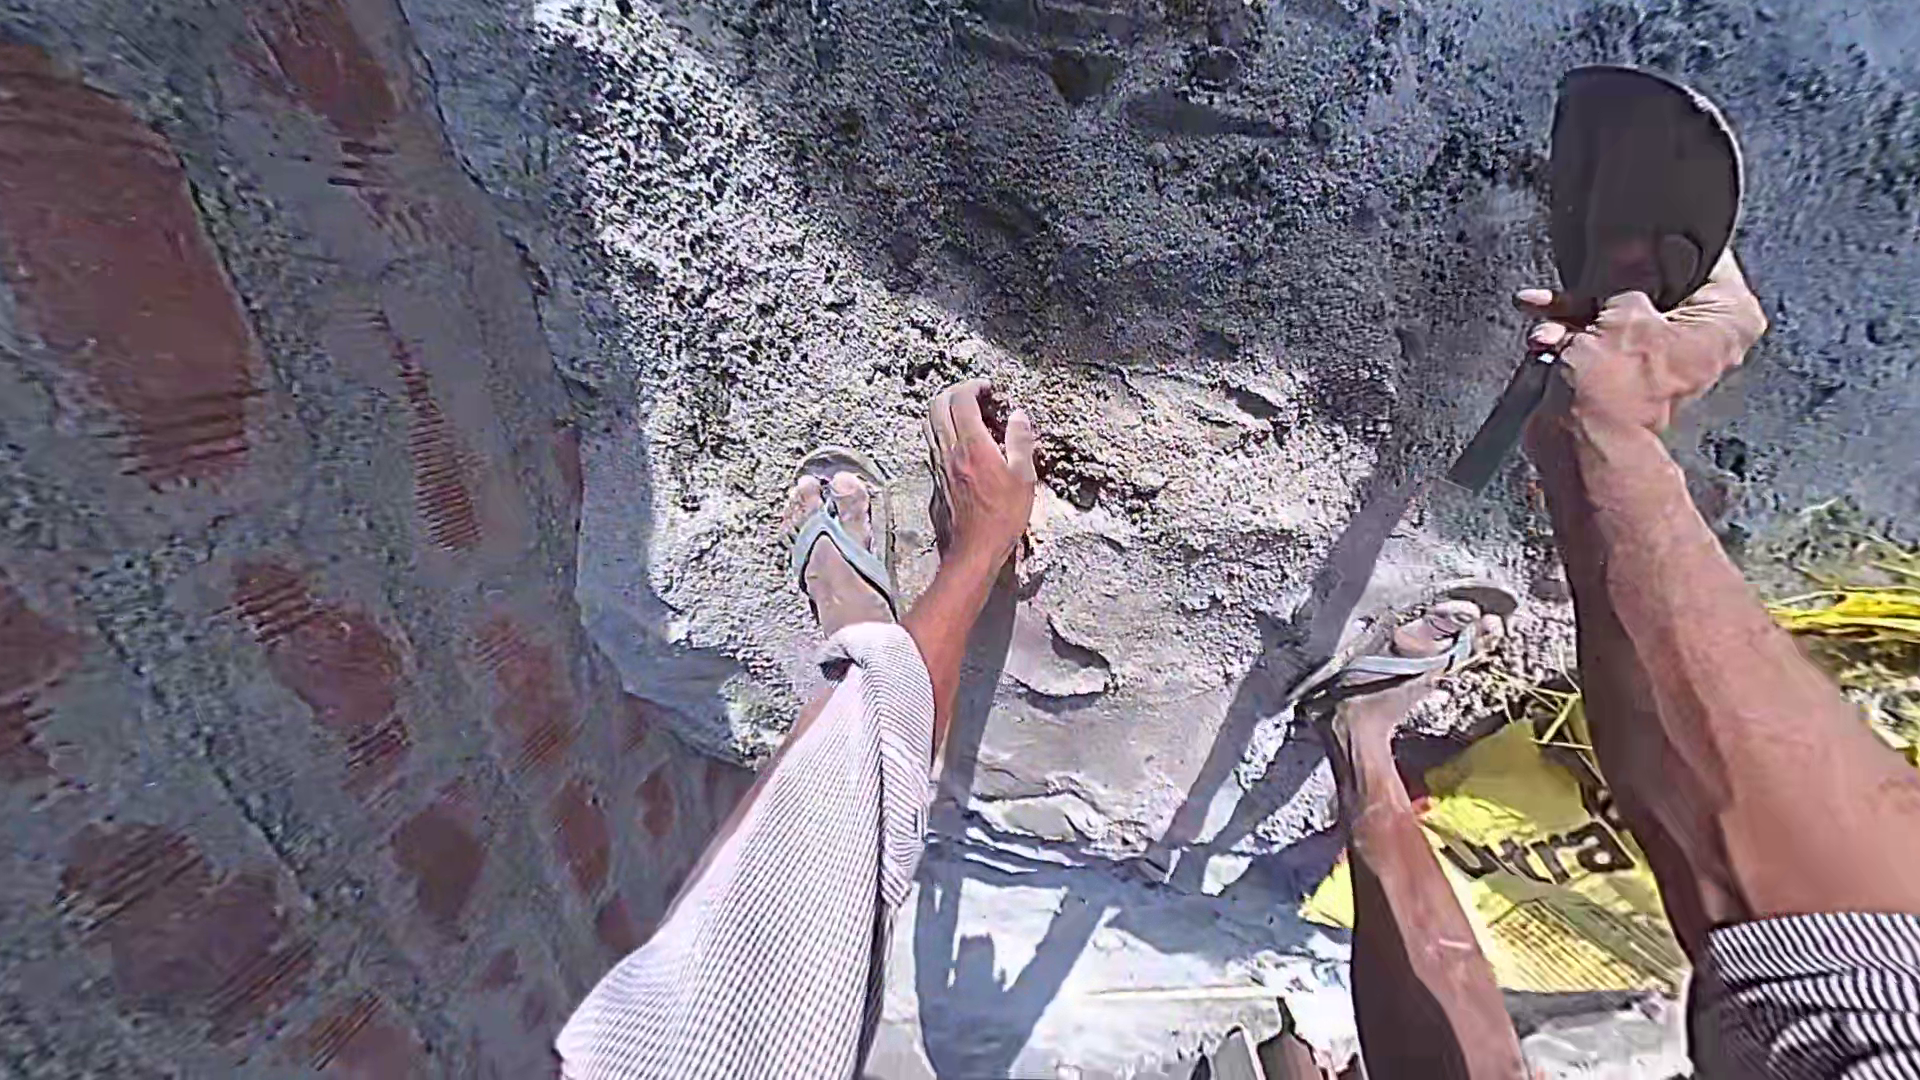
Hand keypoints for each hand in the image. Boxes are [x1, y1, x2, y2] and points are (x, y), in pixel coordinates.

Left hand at [926, 378, 1036, 569]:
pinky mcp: (935, 478)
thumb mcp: (1024, 479)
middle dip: (954, 392)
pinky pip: (932, 442)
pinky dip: (942, 430)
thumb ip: (1021, 442)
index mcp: (972, 446)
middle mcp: (949, 450)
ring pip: (930, 423)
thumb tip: (1019, 415)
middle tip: (975, 395)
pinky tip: (961, 440)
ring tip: (967, 413)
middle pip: (937, 405)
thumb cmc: (1003, 517)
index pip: (961, 400)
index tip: (989, 388)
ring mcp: (938, 464)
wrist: (974, 549)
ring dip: (945, 409)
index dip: (973, 386)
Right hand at [1519, 249, 1767, 435]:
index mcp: (1724, 318)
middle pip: (1645, 290)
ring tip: (1538, 310)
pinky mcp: (1613, 373)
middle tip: (1571, 280)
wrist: (1581, 441)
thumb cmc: (1614, 390)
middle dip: (1595, 290)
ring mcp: (1653, 358)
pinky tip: (1541, 339)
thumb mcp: (1623, 317)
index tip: (1625, 241)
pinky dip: (1563, 338)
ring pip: (1608, 318)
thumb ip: (1628, 277)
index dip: (1656, 249)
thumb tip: (1631, 248)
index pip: (1699, 262)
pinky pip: (1590, 343)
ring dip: (1568, 315)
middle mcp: (1696, 336)